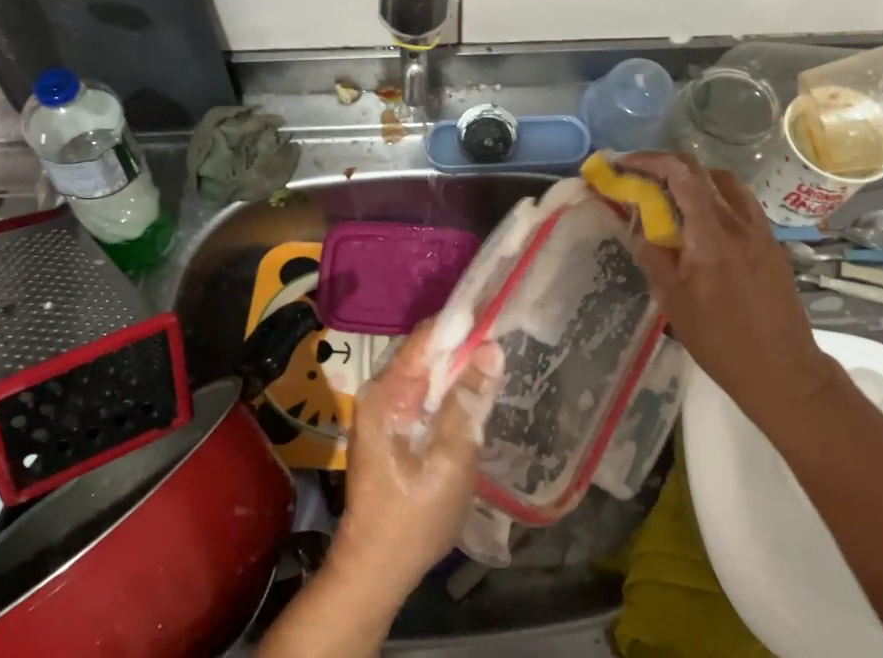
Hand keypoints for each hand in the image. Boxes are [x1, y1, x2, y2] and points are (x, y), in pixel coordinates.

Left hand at [329, 320, 502, 610]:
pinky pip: (421, 394)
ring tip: (497, 363)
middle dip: (463, 345)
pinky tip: (473, 397)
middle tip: (507, 340)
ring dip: (457, 368)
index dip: (462, 323)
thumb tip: (491, 348)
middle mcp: (378, 393)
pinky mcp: (389, 428)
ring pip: (425, 373)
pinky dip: (447, 390)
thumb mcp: (450, 460)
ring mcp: (381, 411)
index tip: (498, 314)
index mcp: (386, 394)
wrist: (376, 567)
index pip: (425, 338)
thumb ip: (467, 403)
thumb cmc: (414, 517)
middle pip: (424, 352)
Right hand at [615, 152, 835, 406]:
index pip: (681, 174)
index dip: (649, 160)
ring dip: (694, 178)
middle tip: (640, 177)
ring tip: (670, 194)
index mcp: (711, 234)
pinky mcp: (771, 243)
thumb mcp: (672, 299)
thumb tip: (640, 223)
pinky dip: (715, 197)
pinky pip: (741, 203)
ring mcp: (761, 230)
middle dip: (666, 166)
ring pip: (726, 183)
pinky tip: (701, 220)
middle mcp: (740, 222)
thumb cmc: (719, 340)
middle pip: (703, 171)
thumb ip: (654, 253)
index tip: (623, 164)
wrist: (781, 369)